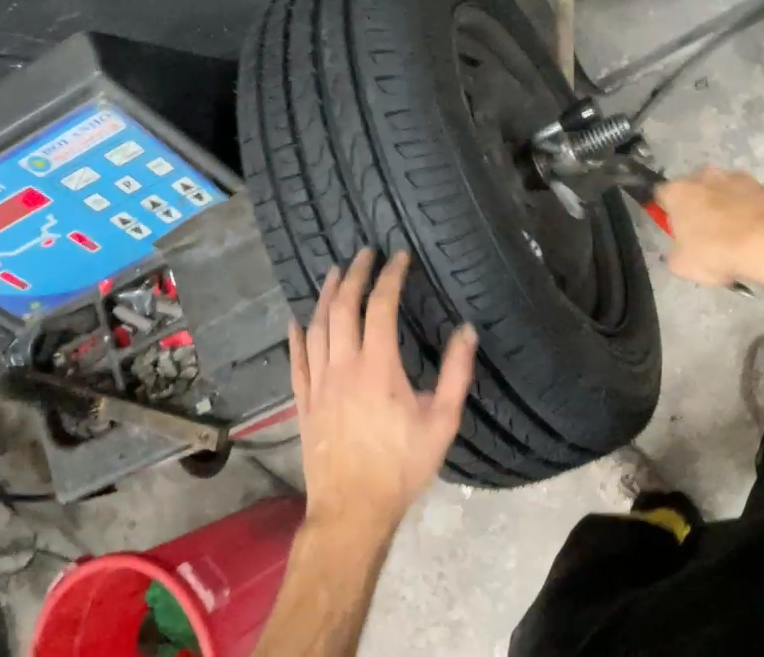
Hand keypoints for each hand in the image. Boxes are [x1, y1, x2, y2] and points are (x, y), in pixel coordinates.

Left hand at [288, 249, 476, 542]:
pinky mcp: (303, 403)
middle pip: (343, 308)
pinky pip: (296, 361)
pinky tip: (297, 320)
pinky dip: (296, 336)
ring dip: (325, 296)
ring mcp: (318, 384)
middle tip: (364, 253)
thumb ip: (456, 373)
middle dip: (354, 275)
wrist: (352, 511)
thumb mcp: (442, 421)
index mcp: (378, 367)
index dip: (390, 277)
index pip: (381, 307)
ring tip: (334, 273)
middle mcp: (343, 367)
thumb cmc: (402, 465)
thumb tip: (467, 330)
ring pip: (317, 328)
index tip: (399, 256)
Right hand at [654, 166, 763, 287]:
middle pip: (693, 189)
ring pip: (722, 190)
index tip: (675, 228)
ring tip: (734, 236)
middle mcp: (704, 176)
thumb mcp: (682, 265)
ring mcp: (735, 178)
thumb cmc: (716, 252)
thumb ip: (674, 254)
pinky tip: (754, 233)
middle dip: (696, 206)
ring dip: (724, 206)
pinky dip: (748, 210)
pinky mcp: (762, 185)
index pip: (661, 194)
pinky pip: (747, 197)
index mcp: (678, 191)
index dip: (666, 211)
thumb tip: (679, 252)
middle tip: (704, 234)